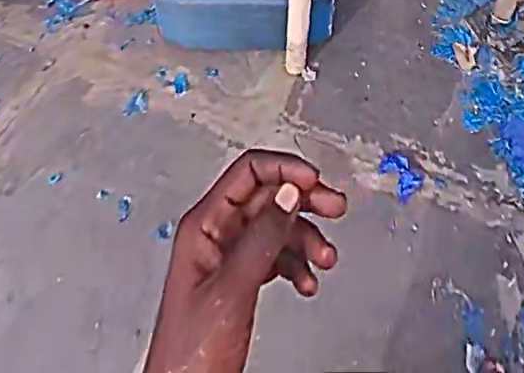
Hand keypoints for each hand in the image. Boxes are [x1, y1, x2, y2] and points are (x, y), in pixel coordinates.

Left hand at [143, 151, 347, 372]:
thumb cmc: (189, 355)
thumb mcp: (232, 287)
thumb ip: (262, 236)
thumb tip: (289, 191)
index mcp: (204, 224)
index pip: (248, 172)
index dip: (283, 169)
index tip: (314, 179)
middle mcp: (216, 234)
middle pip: (267, 197)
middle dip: (304, 200)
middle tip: (334, 206)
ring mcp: (228, 256)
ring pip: (276, 227)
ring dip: (305, 238)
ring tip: (325, 257)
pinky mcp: (240, 279)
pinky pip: (275, 256)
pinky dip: (296, 264)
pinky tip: (306, 280)